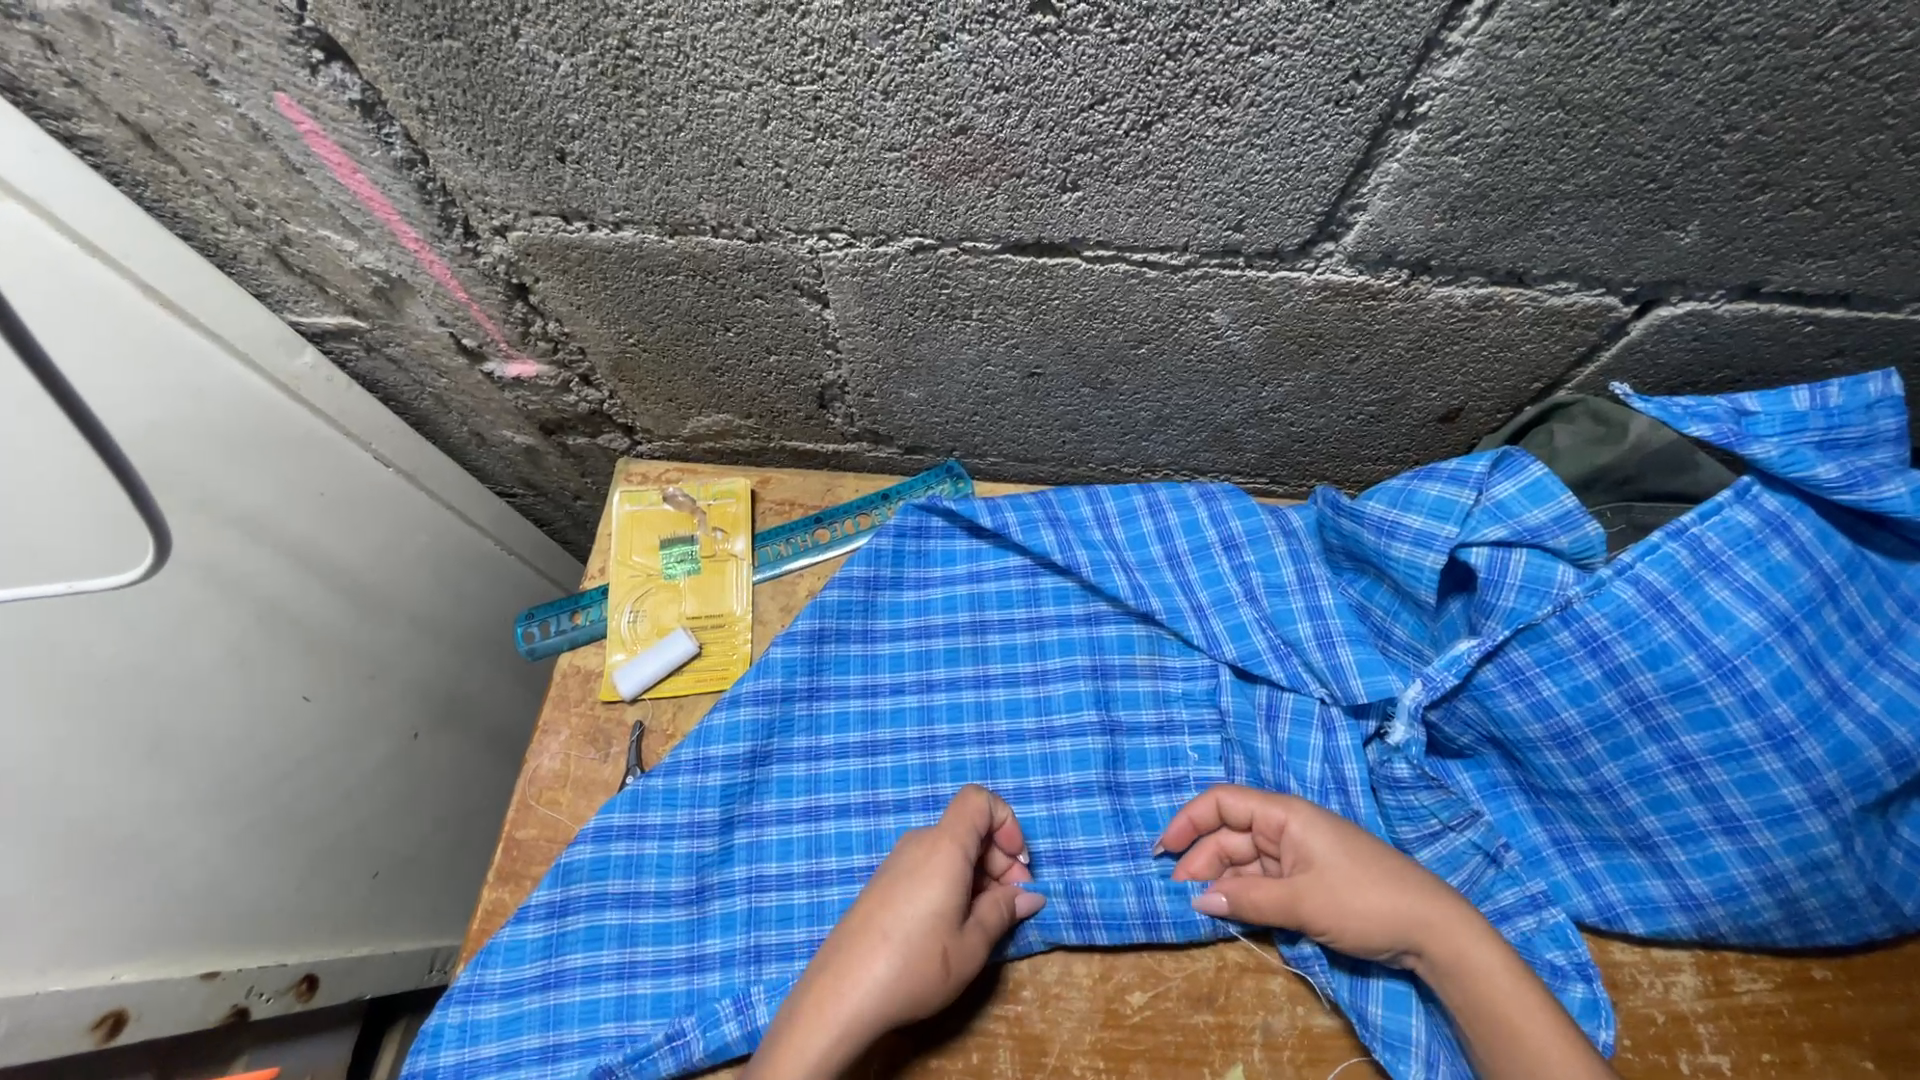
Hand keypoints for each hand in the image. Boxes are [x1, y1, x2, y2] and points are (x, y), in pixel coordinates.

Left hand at [744, 785, 1045, 1078]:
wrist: (840, 994)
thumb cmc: (914, 965)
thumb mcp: (971, 945)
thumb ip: (1003, 912)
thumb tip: (1030, 896)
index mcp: (944, 847)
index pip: (979, 800)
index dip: (1007, 822)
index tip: (1019, 866)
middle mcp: (919, 843)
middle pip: (969, 829)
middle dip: (999, 860)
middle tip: (1014, 906)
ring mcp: (898, 863)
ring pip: (951, 851)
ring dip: (978, 877)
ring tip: (986, 923)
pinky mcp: (884, 884)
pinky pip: (930, 867)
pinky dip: (953, 884)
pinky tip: (954, 927)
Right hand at [1156, 784, 1480, 968]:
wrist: (1433, 930)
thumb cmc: (1364, 900)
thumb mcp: (1301, 902)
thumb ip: (1246, 899)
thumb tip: (1198, 899)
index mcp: (1284, 815)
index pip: (1222, 803)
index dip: (1188, 821)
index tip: (1163, 851)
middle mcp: (1286, 828)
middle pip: (1229, 835)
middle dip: (1201, 860)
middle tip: (1178, 895)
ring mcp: (1297, 855)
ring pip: (1244, 861)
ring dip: (1220, 881)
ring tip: (1197, 908)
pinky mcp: (1308, 880)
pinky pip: (1263, 881)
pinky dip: (1243, 894)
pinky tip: (1228, 912)